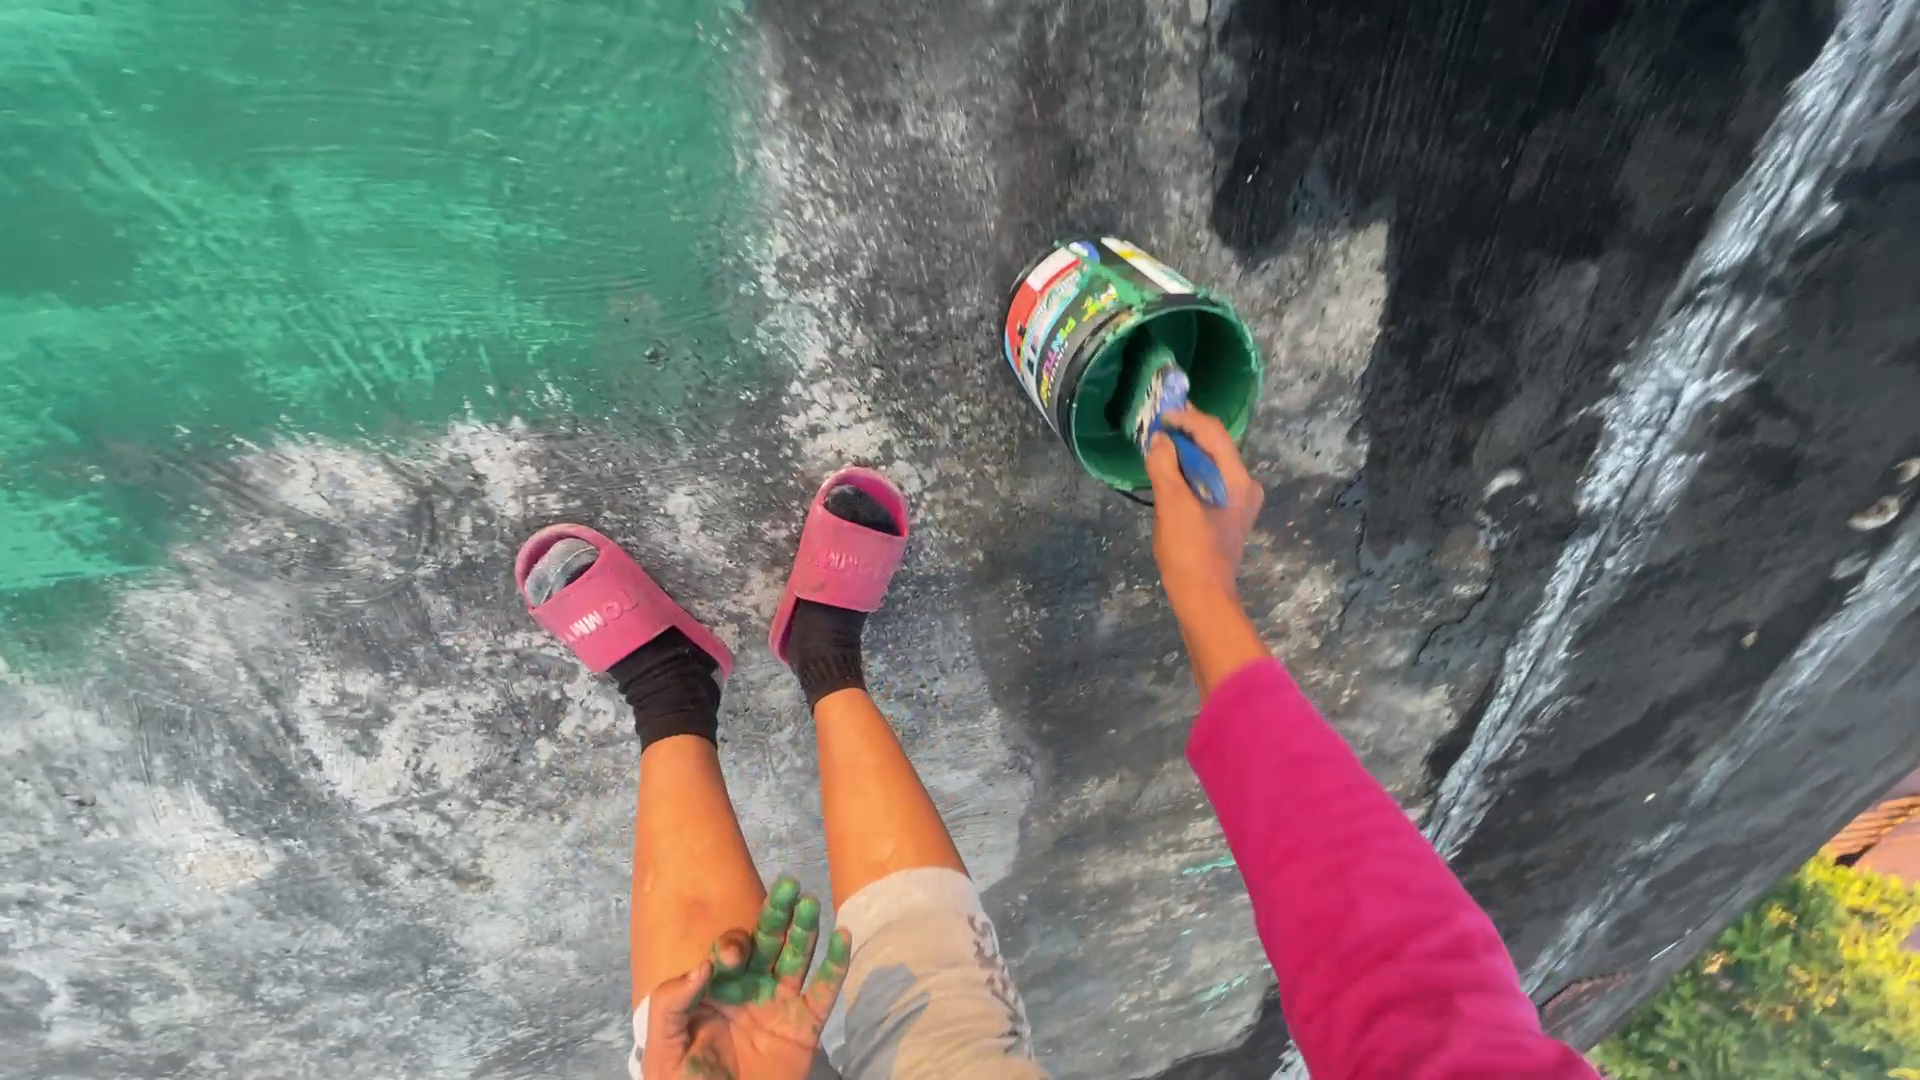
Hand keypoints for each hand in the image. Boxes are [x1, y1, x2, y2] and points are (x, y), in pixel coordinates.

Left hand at [644, 875, 851, 1079]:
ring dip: (805, 928)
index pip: (728, 952)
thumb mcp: (662, 1055)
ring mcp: (780, 1006)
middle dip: (776, 912)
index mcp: (715, 992)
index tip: (730, 957)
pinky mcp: (806, 1028)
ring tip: (810, 902)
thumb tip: (703, 964)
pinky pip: (825, 990)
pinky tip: (843, 935)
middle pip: (767, 941)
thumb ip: (671, 1006)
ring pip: (796, 956)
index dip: (731, 946)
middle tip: (788, 882)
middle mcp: (750, 990)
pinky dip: (837, 963)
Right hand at [1147, 409, 1264, 612]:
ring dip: (1186, 453)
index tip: (1160, 416)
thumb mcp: (1172, 505)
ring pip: (1211, 463)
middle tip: (1157, 426)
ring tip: (1159, 446)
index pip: (1214, 433)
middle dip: (1186, 434)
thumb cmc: (1189, 551)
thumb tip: (1160, 441)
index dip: (1187, 419)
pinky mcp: (1227, 514)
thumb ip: (1165, 467)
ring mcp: (1238, 501)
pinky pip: (1208, 481)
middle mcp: (1245, 485)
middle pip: (1215, 446)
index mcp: (1238, 480)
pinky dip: (1189, 472)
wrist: (1202, 595)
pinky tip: (1170, 473)